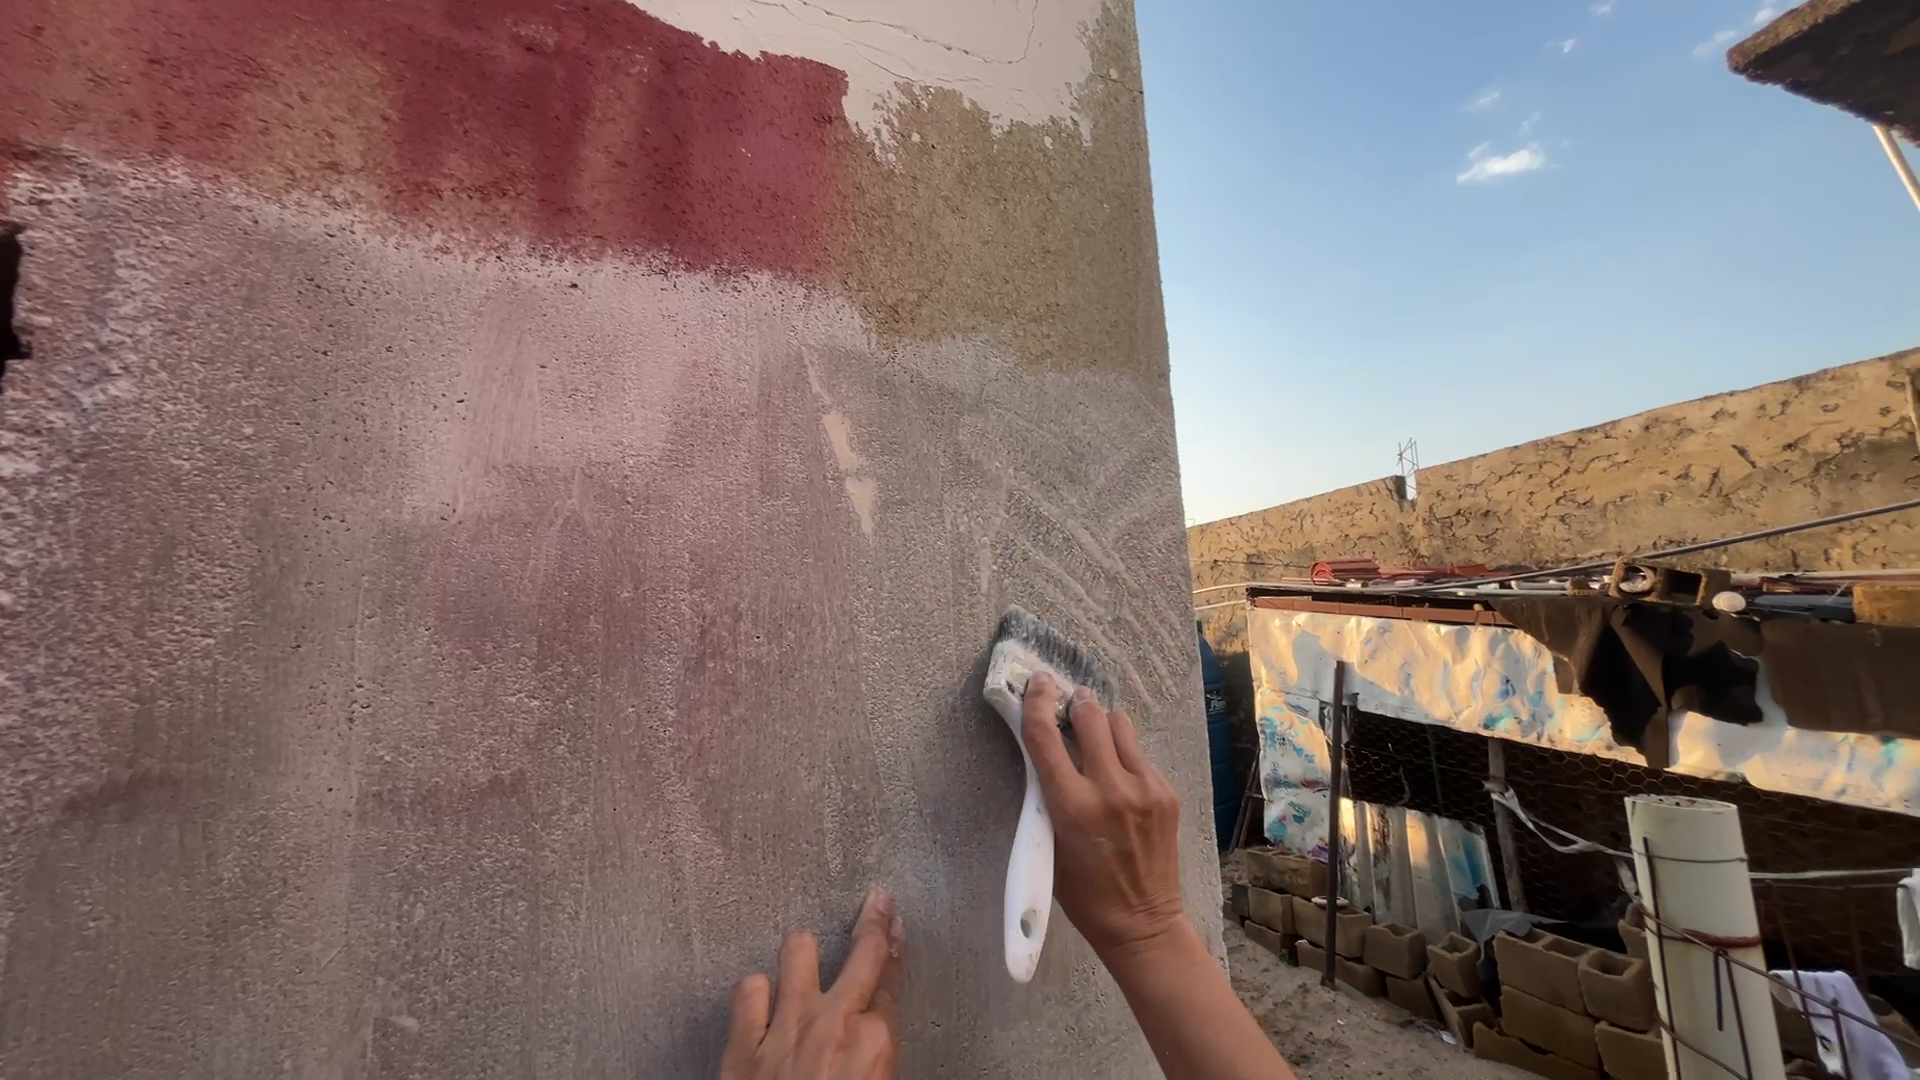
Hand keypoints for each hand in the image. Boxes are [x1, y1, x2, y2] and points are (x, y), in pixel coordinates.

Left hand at [719, 890, 906, 1079]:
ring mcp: (784, 1029)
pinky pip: (747, 990)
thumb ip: (879, 1058)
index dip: (896, 950)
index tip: (895, 928)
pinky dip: (755, 994)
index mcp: (874, 1045)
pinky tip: (761, 999)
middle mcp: (833, 1024)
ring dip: (804, 956)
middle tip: (877, 904)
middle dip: (873, 923)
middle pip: (863, 954)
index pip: (892, 981)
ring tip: (805, 958)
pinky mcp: (741, 1047)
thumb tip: (877, 1042)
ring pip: (798, 952)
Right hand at [1022, 673, 1186, 959]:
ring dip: (1103, 725)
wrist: (1142, 924)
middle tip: (1069, 707)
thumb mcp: (1049, 842)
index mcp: (1072, 806)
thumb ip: (1047, 792)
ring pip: (1120, 724)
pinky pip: (1139, 753)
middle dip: (1077, 705)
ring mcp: (1145, 789)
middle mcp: (1111, 789)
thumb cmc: (1082, 892)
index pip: (1046, 735)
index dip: (1038, 702)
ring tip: (1096, 742)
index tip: (1038, 682)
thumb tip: (1046, 745)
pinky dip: (1124, 755)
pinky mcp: (1167, 793)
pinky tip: (1119, 778)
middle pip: (1091, 715)